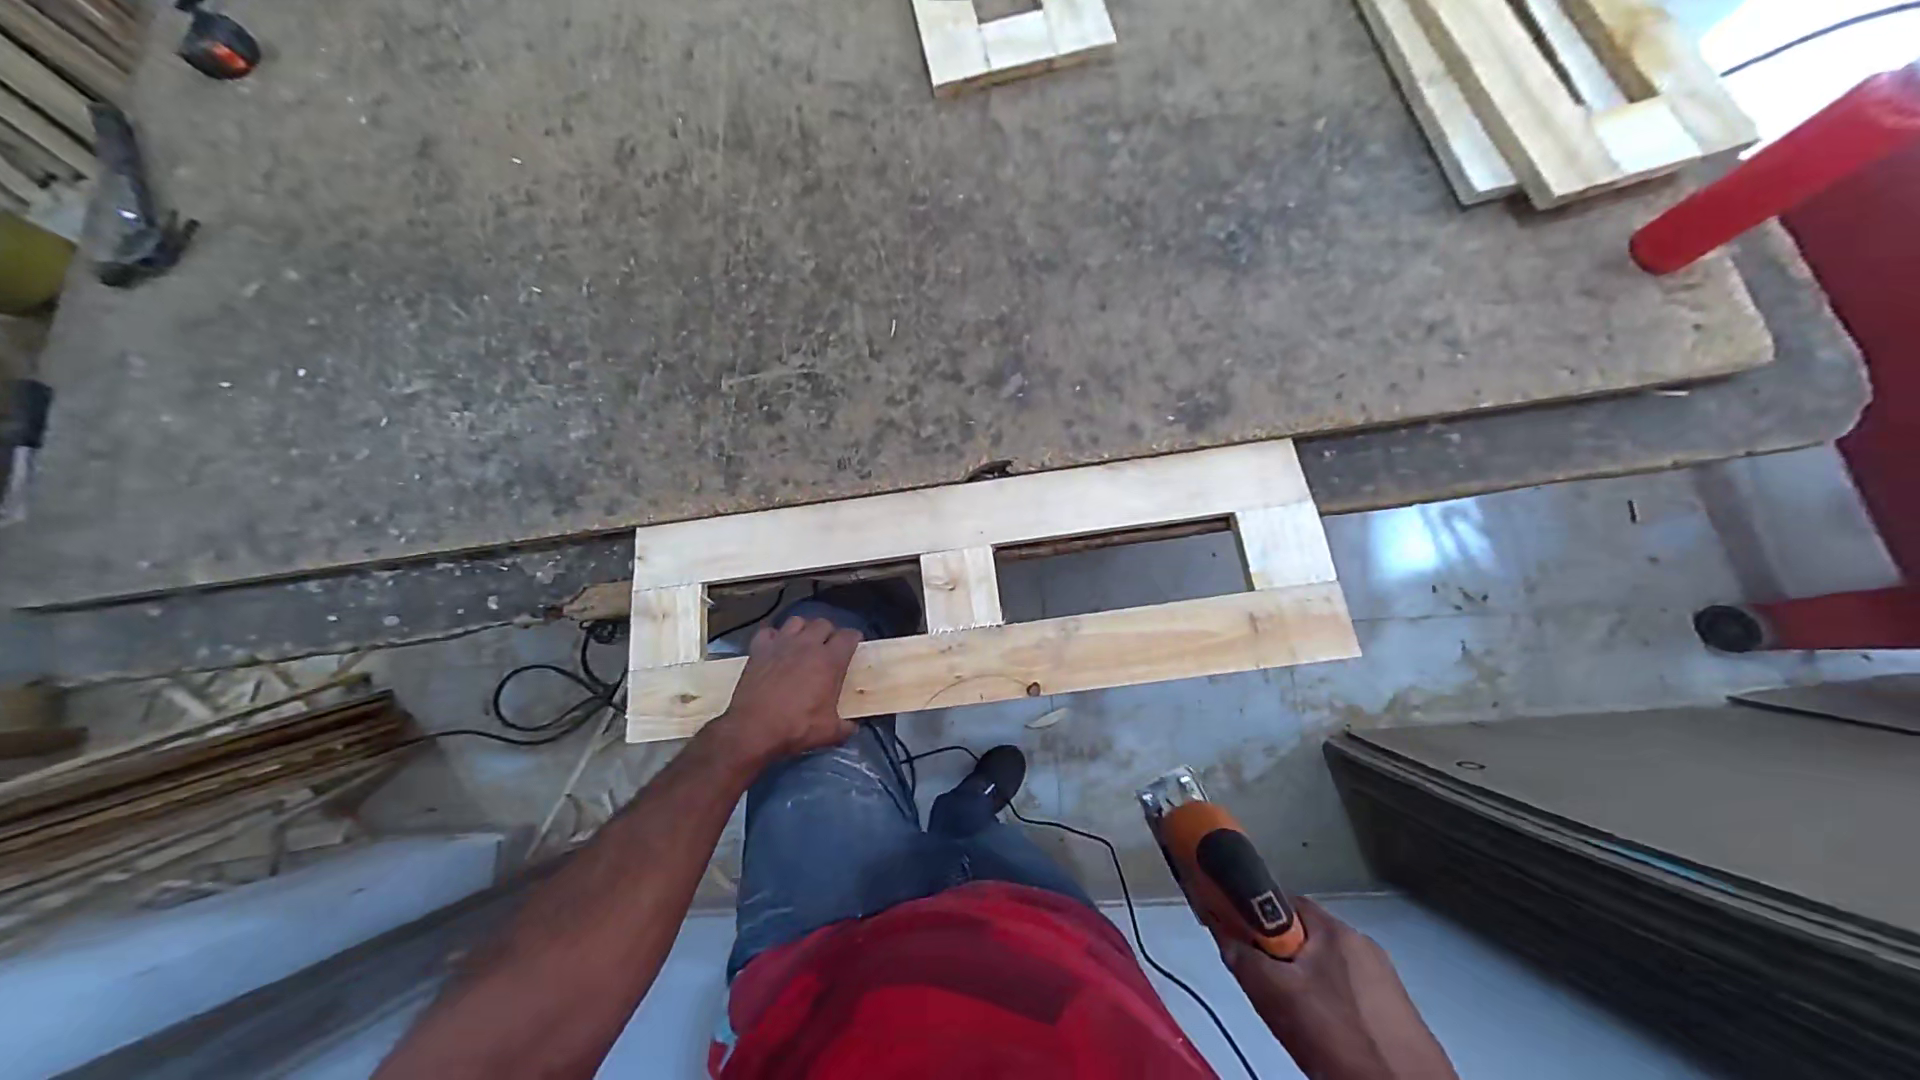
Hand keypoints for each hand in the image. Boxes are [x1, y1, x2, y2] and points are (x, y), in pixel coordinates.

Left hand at [702, 616, 861, 767]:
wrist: (753, 729)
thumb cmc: (796, 727)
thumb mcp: (829, 733)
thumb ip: (845, 727)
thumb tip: (852, 728)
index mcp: (829, 660)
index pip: (848, 636)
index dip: (854, 638)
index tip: (854, 645)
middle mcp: (807, 645)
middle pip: (823, 624)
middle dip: (828, 632)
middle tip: (828, 647)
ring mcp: (781, 644)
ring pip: (796, 621)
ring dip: (803, 629)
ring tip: (802, 643)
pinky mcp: (759, 649)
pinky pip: (768, 632)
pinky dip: (773, 637)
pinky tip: (775, 648)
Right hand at [1221, 898, 1457, 1079]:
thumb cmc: (1338, 1038)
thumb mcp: (1274, 995)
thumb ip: (1243, 957)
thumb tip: (1225, 936)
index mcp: (1336, 929)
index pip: (1282, 901)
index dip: (1255, 918)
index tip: (1243, 945)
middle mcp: (1363, 944)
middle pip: (1304, 936)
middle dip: (1279, 958)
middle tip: (1269, 991)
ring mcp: (1384, 979)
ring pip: (1324, 968)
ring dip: (1303, 985)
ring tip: (1298, 1021)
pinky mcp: (1397, 1012)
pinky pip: (1347, 994)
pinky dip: (1329, 1007)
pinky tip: (1327, 1038)